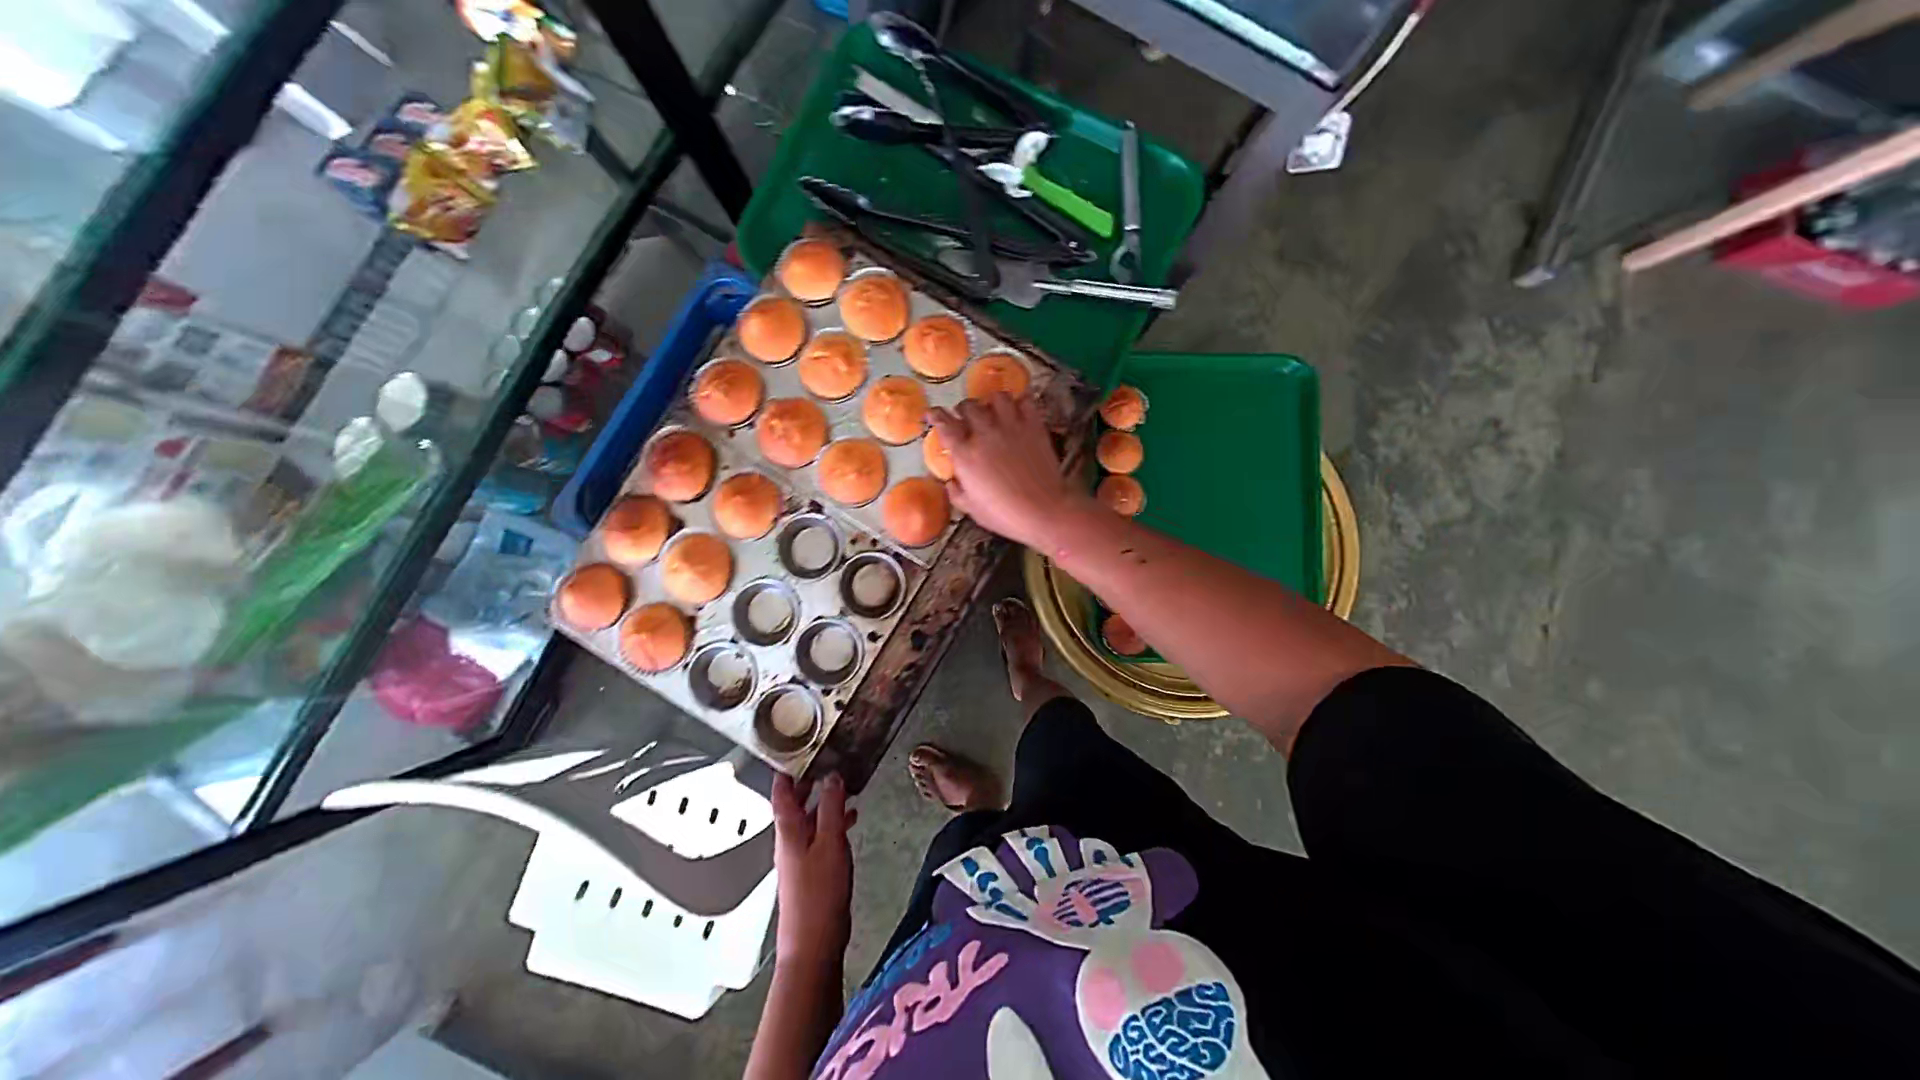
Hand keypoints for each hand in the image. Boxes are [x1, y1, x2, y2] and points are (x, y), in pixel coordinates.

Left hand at [770, 773, 854, 966]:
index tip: (798, 744)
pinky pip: (819, 834)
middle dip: (809, 780)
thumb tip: (832, 777)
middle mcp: (789, 839)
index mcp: (787, 830)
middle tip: (827, 757)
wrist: (813, 946)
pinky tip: (850, 818)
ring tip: (844, 782)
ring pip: (809, 817)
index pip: (782, 790)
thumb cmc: (820, 894)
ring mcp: (799, 856)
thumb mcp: (831, 844)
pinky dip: (831, 820)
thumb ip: (832, 808)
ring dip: (823, 799)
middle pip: (794, 802)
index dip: (787, 767)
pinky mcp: (811, 870)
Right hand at [930, 393, 1096, 549]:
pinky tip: (1017, 411)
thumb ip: (956, 491)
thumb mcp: (971, 508)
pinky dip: (1019, 403)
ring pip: (996, 397)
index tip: (932, 414)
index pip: (944, 423)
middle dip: (963, 409)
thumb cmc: (1004, 514)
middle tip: (966, 417)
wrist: (1043, 510)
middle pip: (968, 406)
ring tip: (992, 410)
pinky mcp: (1034, 426)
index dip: (935, 415)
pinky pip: (1025, 401)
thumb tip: (951, 481)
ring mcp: (1011, 426)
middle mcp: (984, 433)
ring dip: (990, 402)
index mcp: (965, 453)